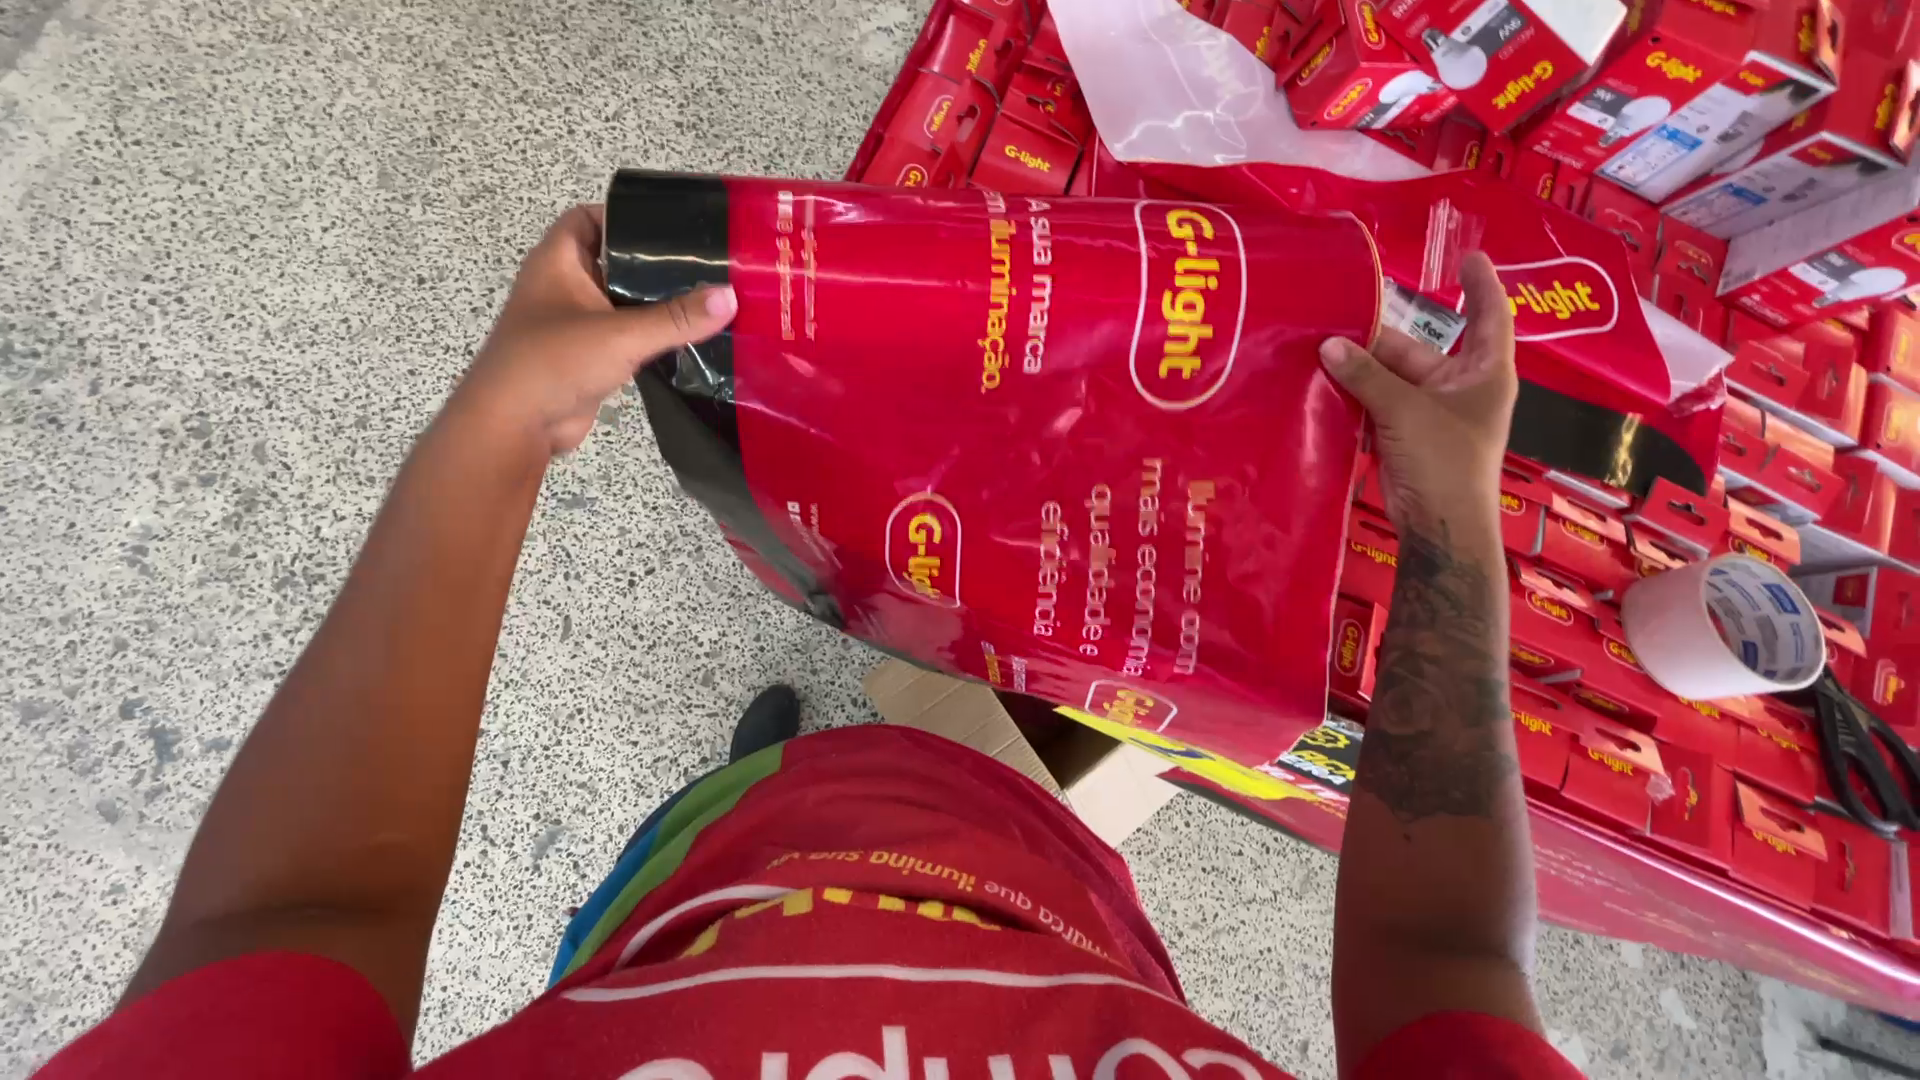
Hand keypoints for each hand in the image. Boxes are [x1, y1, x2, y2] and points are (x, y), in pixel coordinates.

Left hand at [454, 204, 737, 455]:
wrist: (516, 425)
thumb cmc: (553, 363)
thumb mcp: (621, 335)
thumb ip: (677, 318)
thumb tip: (730, 297)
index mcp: (557, 262)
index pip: (589, 218)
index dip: (625, 215)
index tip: (672, 227)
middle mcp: (564, 287)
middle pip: (613, 261)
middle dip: (653, 263)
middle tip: (703, 265)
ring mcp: (576, 324)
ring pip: (623, 302)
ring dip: (657, 304)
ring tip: (706, 299)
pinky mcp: (589, 357)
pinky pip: (627, 337)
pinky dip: (653, 336)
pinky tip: (688, 340)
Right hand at [1319, 251, 1516, 536]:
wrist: (1438, 521)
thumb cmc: (1444, 459)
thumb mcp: (1406, 410)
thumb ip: (1366, 375)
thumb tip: (1328, 345)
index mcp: (1483, 371)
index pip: (1488, 316)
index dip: (1481, 285)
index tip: (1468, 257)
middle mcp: (1457, 386)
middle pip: (1414, 350)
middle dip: (1377, 340)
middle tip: (1334, 322)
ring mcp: (1427, 412)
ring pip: (1388, 378)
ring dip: (1358, 369)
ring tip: (1318, 349)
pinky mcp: (1401, 435)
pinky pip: (1374, 404)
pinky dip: (1352, 396)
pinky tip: (1322, 384)